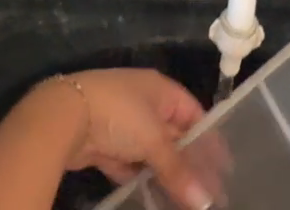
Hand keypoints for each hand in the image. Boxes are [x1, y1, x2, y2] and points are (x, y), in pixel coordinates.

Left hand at [49, 69, 213, 208]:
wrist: (66, 115)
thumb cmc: (119, 114)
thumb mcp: (154, 140)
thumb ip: (178, 171)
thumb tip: (206, 202)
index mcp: (161, 90)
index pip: (194, 113)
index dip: (209, 140)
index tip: (224, 168)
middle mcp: (144, 102)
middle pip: (173, 136)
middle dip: (188, 164)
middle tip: (207, 194)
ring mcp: (123, 123)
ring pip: (151, 153)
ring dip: (165, 176)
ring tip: (185, 202)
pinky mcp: (105, 144)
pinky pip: (130, 165)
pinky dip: (141, 180)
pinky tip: (154, 200)